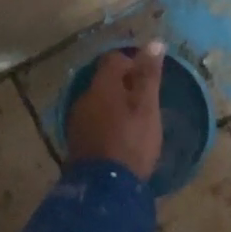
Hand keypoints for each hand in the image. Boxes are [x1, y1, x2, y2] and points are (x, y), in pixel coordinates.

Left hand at [66, 42, 165, 181]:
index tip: (148, 78)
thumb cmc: (131, 142)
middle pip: (104, 81)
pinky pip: (93, 122)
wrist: (104, 189)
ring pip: (98, 102)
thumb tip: (154, 42)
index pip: (114, 60)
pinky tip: (118, 139)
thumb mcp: (147, 107)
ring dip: (114, 106)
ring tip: (134, 122)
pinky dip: (106, 123)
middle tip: (145, 102)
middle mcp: (84, 98)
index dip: (132, 63)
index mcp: (102, 85)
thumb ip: (148, 75)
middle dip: (123, 86)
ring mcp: (77, 121)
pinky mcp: (76, 142)